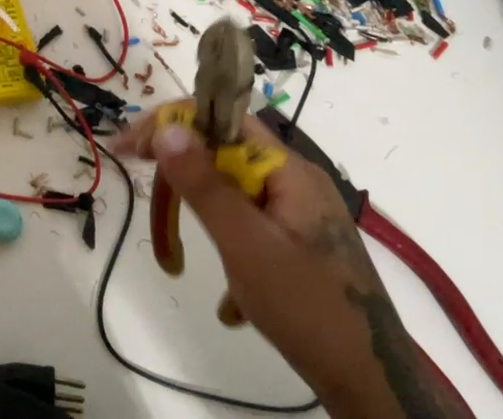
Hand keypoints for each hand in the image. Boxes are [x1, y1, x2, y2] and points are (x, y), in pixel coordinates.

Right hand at [115, 110, 466, 418]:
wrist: (372, 383)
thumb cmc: (306, 307)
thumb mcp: (245, 243)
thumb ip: (204, 185)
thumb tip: (167, 128)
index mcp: (290, 172)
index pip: (223, 120)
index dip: (172, 123)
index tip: (130, 145)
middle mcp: (296, 182)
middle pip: (223, 151)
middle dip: (177, 166)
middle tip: (136, 178)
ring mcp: (299, 213)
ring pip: (231, 188)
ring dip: (196, 206)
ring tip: (168, 240)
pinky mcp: (297, 242)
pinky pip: (246, 220)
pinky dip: (222, 238)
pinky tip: (222, 290)